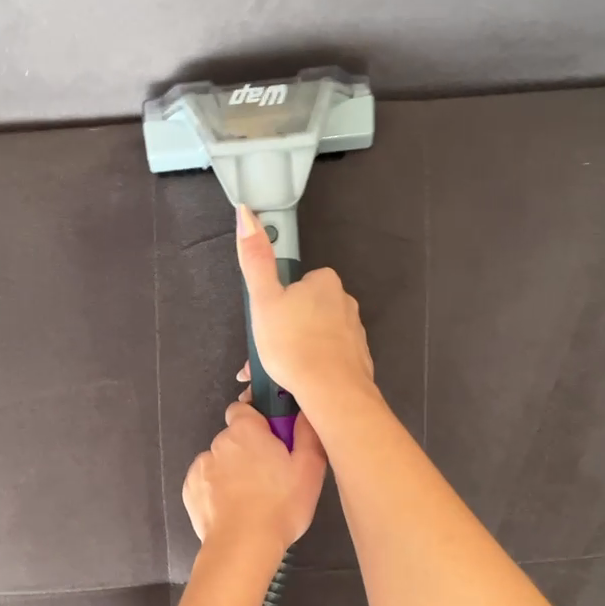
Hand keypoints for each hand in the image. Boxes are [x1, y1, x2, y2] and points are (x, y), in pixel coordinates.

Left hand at [183, 399, 326, 552]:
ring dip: (232, 471)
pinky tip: (233, 508)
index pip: (244, 409)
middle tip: (270, 475)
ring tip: (251, 498)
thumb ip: (307, 434)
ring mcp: (200, 467)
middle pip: (234, 438)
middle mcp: (218, 443)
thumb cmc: (280, 506)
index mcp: (246, 431)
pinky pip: (206, 482)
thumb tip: (304, 412)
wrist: (242, 547)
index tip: (272, 438)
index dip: (258, 421)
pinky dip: (217, 490)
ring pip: (220, 462)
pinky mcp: (189, 490)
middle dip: (249, 450)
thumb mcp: (309, 469)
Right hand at [235, 205, 375, 413]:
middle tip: (267, 356)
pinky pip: (328, 358)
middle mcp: (344, 302)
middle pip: (305, 313)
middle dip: (284, 334)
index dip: (276, 307)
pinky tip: (299, 382)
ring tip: (278, 374)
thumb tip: (247, 214)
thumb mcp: (263, 300)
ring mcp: (353, 332)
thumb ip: (255, 259)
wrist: (330, 391)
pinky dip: (312, 368)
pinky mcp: (357, 359)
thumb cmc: (293, 345)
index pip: (294, 286)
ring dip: (294, 353)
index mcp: (324, 282)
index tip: (267, 326)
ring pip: (315, 338)